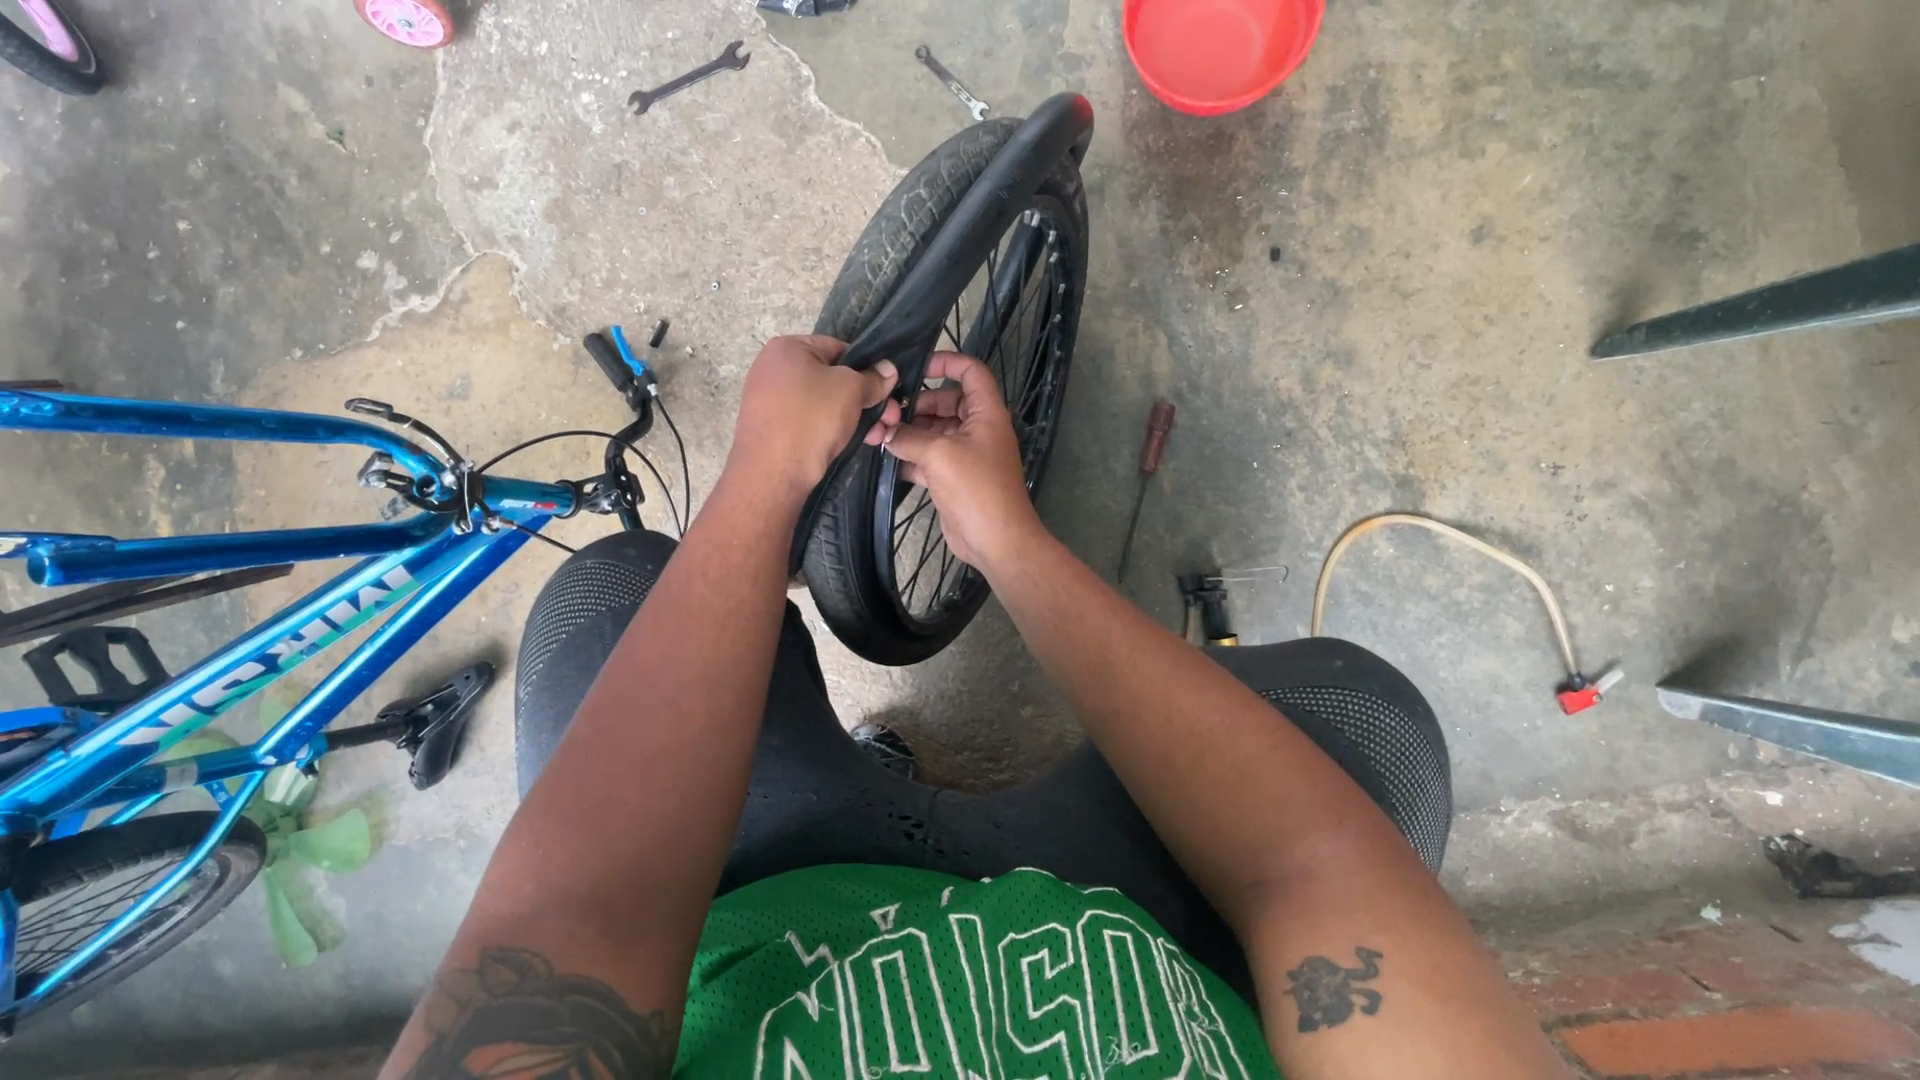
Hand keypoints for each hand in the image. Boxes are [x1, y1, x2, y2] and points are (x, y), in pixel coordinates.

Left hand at [727, 335, 900, 502]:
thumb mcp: (851, 390)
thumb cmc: (813, 418)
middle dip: (863, 399)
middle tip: (889, 419)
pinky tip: (851, 443)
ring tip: (877, 436)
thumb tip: (888, 369)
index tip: (885, 389)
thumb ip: (873, 378)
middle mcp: (773, 368)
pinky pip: (809, 421)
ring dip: (853, 417)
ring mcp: (769, 399)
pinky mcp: (772, 427)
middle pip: (832, 378)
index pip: (838, 348)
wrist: (774, 472)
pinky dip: (831, 429)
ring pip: (823, 403)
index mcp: (787, 347)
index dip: (866, 368)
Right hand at [882, 352, 1045, 571]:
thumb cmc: (975, 487)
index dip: (946, 362)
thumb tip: (885, 431)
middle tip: (886, 411)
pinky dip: (910, 457)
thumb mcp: (939, 454)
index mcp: (986, 412)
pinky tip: (886, 457)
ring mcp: (966, 454)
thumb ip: (908, 437)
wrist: (995, 539)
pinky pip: (928, 458)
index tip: (917, 367)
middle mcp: (978, 428)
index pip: (970, 372)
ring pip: (934, 432)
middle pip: (945, 402)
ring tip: (878, 434)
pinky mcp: (953, 478)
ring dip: (909, 432)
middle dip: (917, 404)